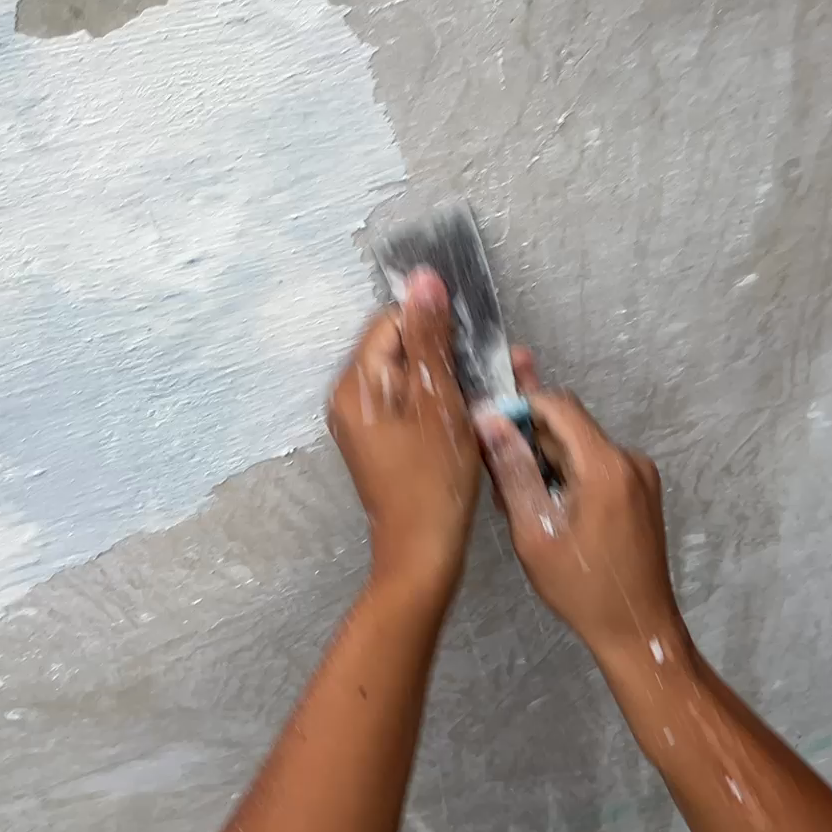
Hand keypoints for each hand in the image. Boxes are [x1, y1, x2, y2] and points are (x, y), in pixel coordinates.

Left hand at [327, 269, 481, 591]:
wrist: (423, 552)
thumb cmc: (434, 480)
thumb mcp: (438, 402)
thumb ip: (430, 339)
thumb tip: (423, 278)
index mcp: (355, 385)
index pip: (392, 321)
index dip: (433, 327)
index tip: (469, 349)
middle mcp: (350, 398)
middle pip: (399, 347)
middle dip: (443, 354)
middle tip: (481, 376)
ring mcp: (364, 420)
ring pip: (409, 375)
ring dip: (445, 378)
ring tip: (477, 400)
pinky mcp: (381, 438)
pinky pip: (409, 401)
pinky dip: (437, 402)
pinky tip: (464, 417)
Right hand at [475, 351, 679, 657]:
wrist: (638, 630)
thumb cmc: (580, 587)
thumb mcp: (534, 530)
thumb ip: (512, 470)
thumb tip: (489, 419)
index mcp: (604, 465)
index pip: (557, 404)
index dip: (519, 407)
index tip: (488, 429)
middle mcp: (628, 458)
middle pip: (567, 427)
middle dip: (528, 443)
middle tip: (496, 477)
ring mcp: (639, 473)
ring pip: (578, 447)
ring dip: (545, 464)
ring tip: (518, 502)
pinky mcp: (640, 489)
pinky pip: (594, 466)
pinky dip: (566, 477)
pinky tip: (547, 508)